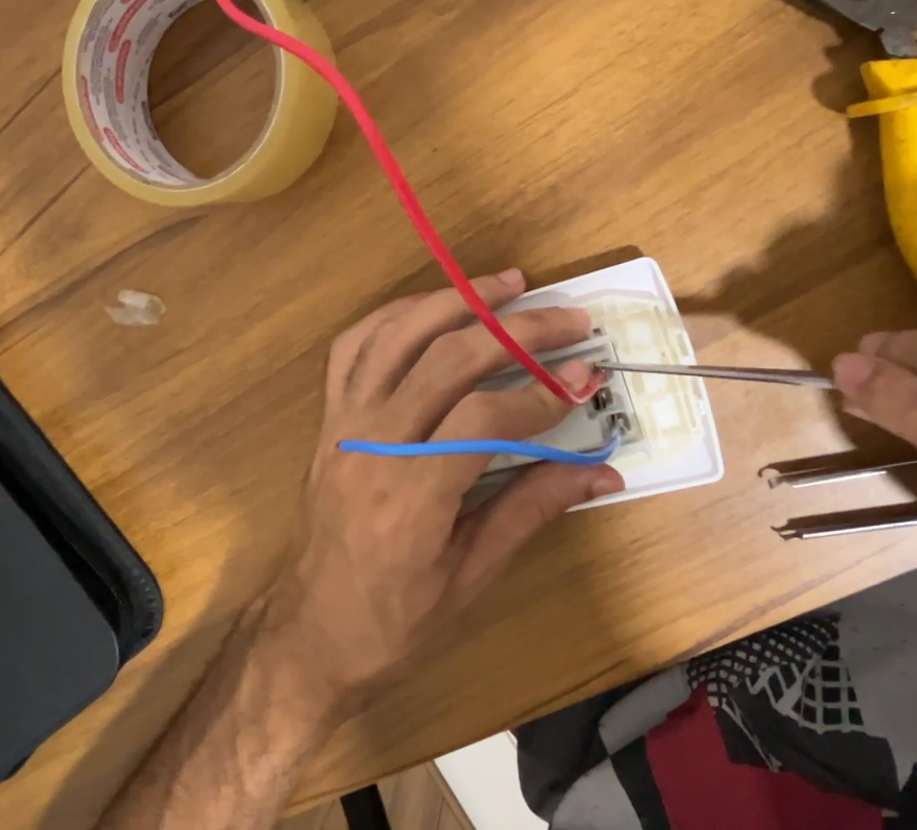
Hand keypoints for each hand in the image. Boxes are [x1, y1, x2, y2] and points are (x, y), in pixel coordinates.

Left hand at [256, 268, 624, 714]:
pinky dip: (394, 316)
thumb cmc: (396, 621)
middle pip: (442, 361)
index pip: (480, 418)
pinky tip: (433, 306)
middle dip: (512, 331)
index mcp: (408, 497)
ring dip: (452, 300)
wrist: (314, 632)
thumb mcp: (471, 577)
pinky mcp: (327, 419)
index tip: (585, 375)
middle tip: (566, 316)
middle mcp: (369, 446)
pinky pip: (353, 348)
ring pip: (393, 337)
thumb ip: (530, 509)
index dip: (538, 391)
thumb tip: (602, 471)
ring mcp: (341, 425)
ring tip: (505, 283)